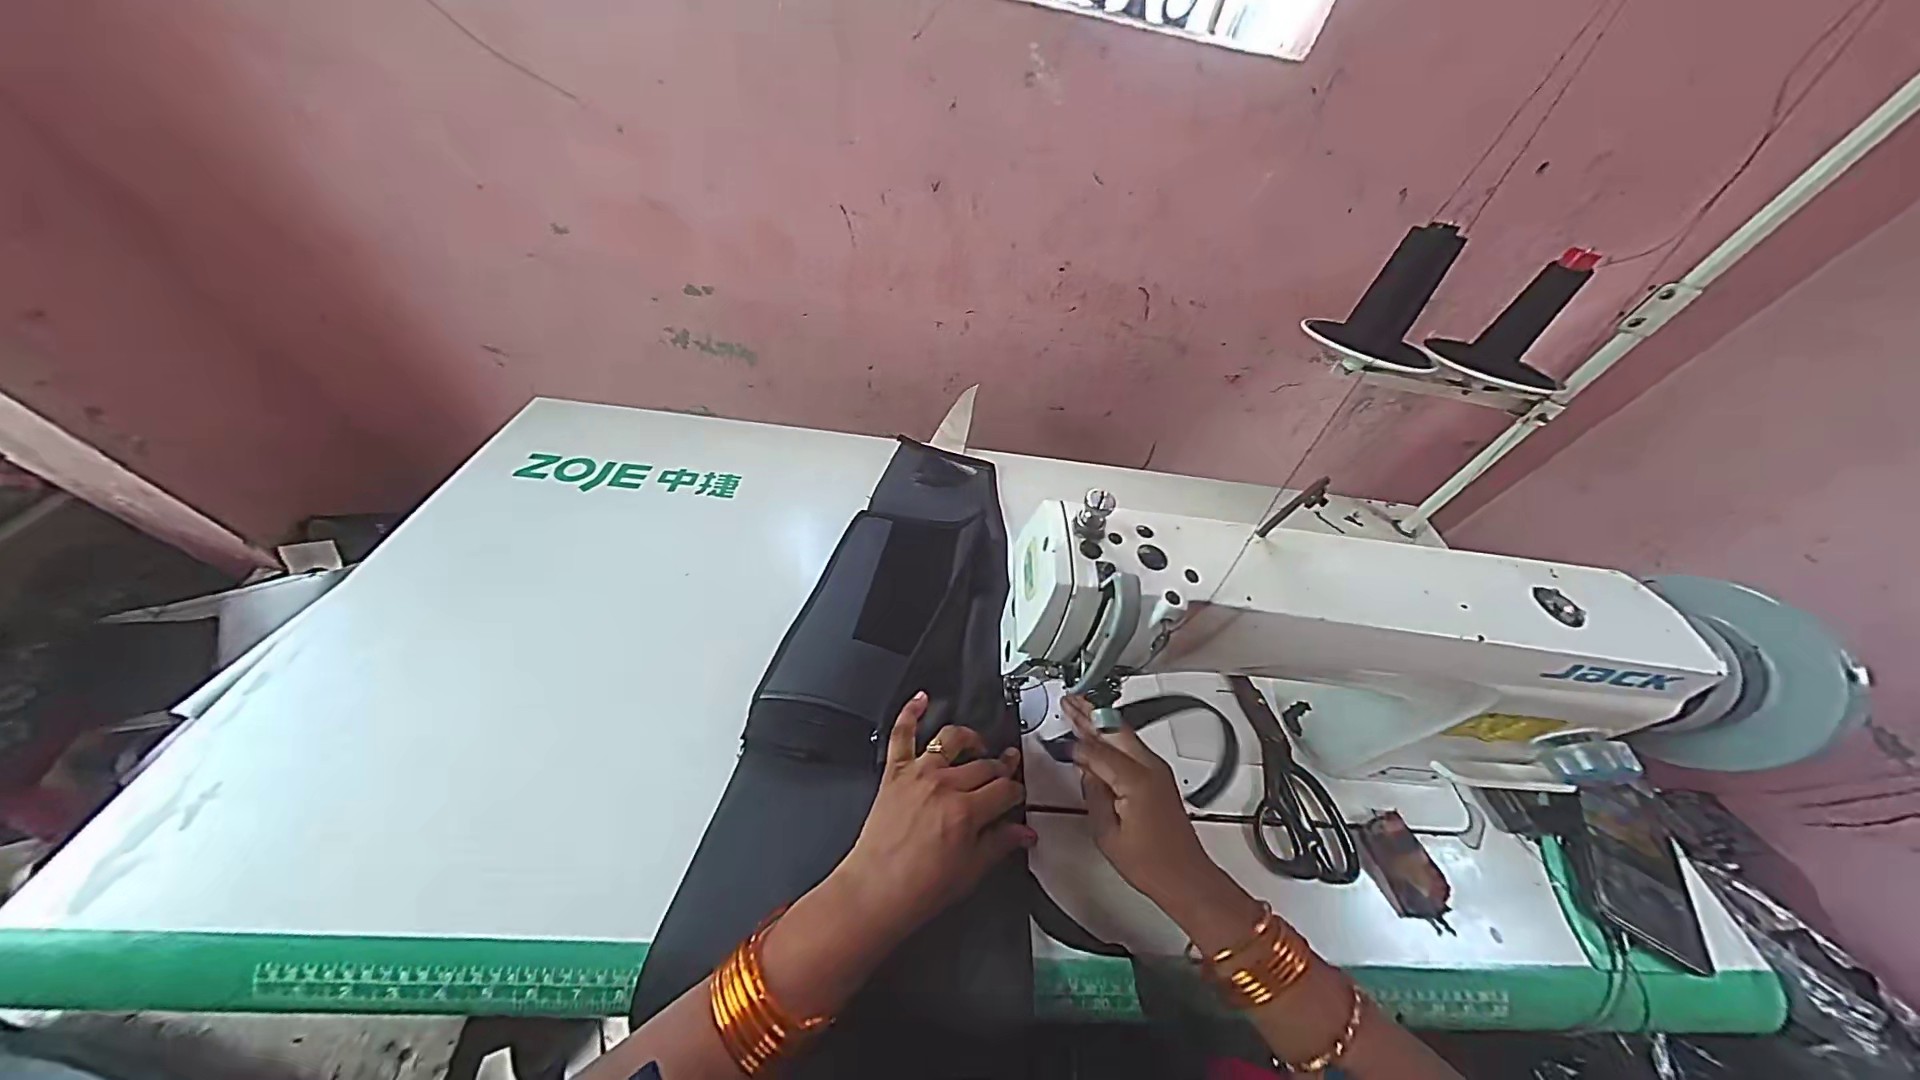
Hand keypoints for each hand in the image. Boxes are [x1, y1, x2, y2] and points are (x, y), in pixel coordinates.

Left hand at [830, 692, 1033, 943]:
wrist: (874, 892)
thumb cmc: (917, 888)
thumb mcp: (970, 871)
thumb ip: (1000, 844)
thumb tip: (1023, 832)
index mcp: (966, 812)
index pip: (1006, 789)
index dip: (1016, 792)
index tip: (1016, 797)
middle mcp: (944, 786)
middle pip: (985, 764)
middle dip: (1001, 768)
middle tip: (1005, 773)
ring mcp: (918, 774)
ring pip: (952, 739)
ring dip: (970, 738)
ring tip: (977, 745)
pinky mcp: (895, 772)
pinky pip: (902, 733)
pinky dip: (911, 712)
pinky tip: (921, 699)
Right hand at [1065, 695, 1256, 940]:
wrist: (1187, 879)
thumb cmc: (1154, 864)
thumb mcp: (1106, 833)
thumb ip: (1093, 795)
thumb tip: (1085, 773)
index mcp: (1136, 779)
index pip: (1096, 751)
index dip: (1075, 746)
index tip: (1060, 741)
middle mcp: (1150, 768)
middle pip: (1113, 730)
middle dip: (1089, 714)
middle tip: (1069, 701)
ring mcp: (1158, 771)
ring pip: (1124, 734)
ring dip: (1100, 722)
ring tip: (1079, 710)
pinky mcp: (1161, 777)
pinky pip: (1132, 747)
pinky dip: (1112, 737)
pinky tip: (1100, 736)